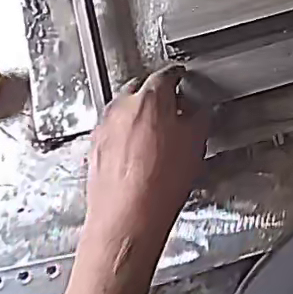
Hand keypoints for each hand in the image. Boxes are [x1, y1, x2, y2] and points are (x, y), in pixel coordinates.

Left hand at [80, 66, 211, 265]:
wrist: (127, 218)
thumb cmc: (159, 185)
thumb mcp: (194, 145)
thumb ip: (197, 118)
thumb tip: (197, 112)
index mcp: (150, 99)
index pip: (166, 75)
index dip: (178, 76)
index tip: (181, 78)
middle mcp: (122, 107)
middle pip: (140, 88)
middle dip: (155, 93)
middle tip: (172, 105)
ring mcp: (105, 126)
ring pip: (124, 109)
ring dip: (139, 114)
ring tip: (157, 133)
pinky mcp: (95, 146)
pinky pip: (113, 130)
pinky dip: (126, 134)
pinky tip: (139, 153)